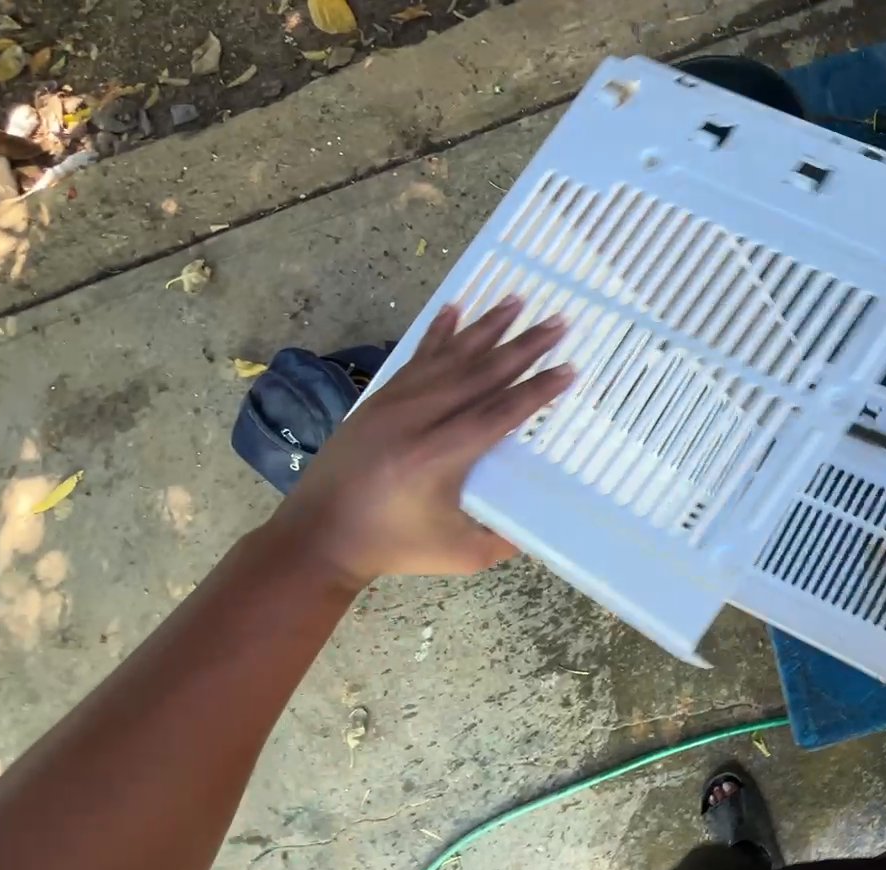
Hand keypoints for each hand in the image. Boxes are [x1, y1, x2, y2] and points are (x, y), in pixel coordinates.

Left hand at [264, 298, 571, 589]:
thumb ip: (507, 537)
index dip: (537, 391)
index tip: (568, 369)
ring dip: (487, 328)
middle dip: (524, 346)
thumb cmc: (395, 547)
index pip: (499, 414)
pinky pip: (417, 359)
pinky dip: (438, 333)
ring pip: (449, 358)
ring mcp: (394, 405)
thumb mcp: (462, 554)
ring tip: (517, 300)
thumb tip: (545, 519)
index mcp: (440, 457)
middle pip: (480, 374)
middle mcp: (417, 421)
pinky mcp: (378, 401)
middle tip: (557, 322)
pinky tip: (455, 308)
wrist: (317, 537)